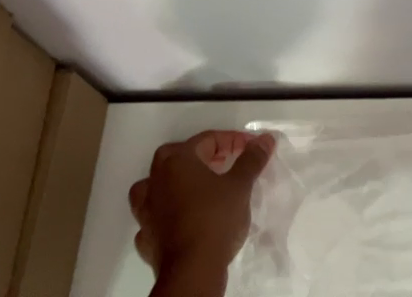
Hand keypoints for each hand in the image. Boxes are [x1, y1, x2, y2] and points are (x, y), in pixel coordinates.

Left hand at [129, 130, 274, 276]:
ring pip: (155, 186)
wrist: (192, 271)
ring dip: (173, 184)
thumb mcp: (240, 186)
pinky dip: (165, 215)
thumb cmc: (215, 219)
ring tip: (192, 189)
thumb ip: (251, 160)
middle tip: (223, 164)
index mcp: (178, 161)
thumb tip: (265, 139)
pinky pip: (153, 218)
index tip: (252, 148)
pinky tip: (178, 221)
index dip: (232, 140)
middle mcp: (156, 180)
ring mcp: (146, 210)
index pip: (208, 140)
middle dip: (201, 157)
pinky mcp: (145, 238)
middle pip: (176, 157)